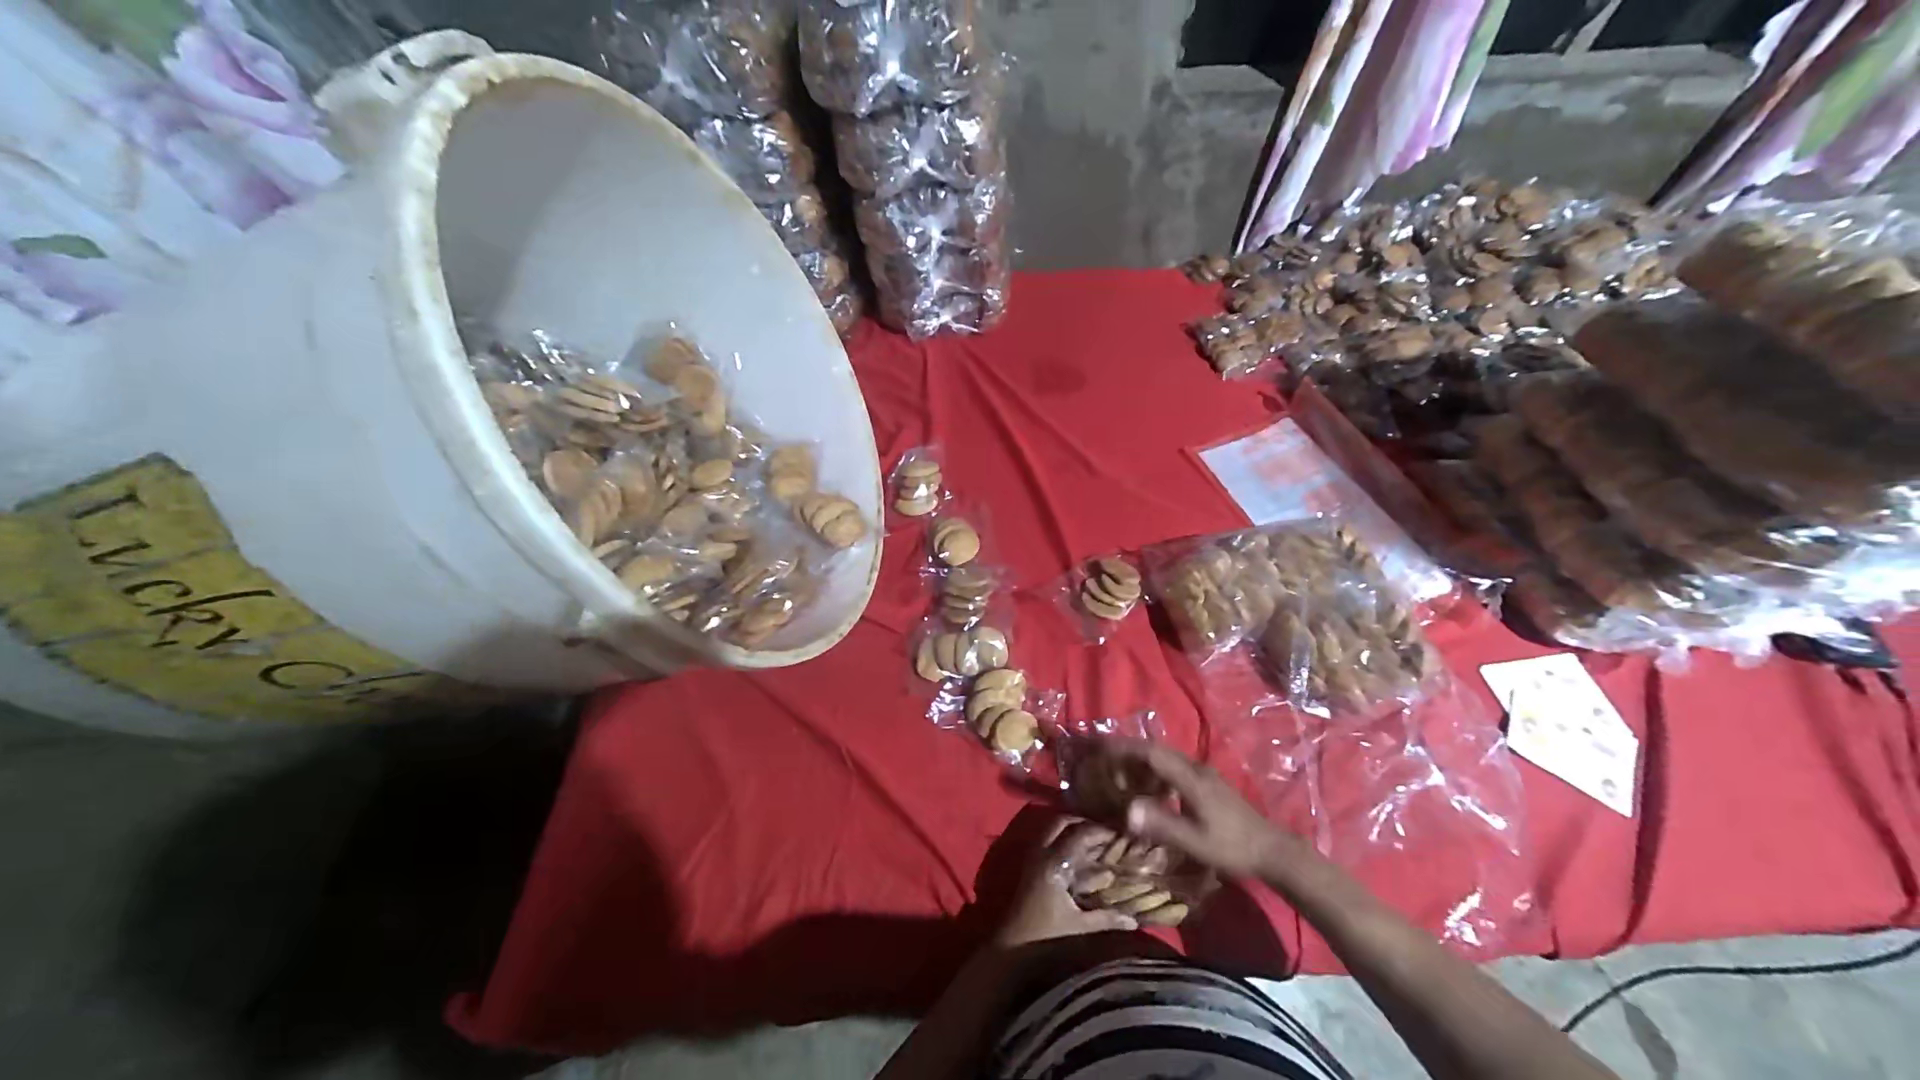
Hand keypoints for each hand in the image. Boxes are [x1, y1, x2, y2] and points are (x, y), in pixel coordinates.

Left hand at [994, 817, 1140, 947]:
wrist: (1011, 944)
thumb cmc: (1045, 934)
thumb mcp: (1078, 925)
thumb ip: (1107, 919)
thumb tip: (1134, 919)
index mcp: (1053, 863)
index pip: (1079, 834)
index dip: (1100, 830)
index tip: (1119, 832)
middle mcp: (1041, 852)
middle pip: (1061, 821)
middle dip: (1083, 821)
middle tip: (1104, 830)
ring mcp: (1032, 856)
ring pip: (1051, 828)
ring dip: (1071, 827)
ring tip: (1094, 838)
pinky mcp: (1029, 863)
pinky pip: (1047, 839)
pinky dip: (1062, 837)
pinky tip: (1078, 852)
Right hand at [1109, 741, 1296, 878]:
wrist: (1272, 851)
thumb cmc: (1232, 847)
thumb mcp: (1194, 841)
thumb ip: (1161, 824)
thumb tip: (1126, 809)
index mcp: (1191, 778)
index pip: (1151, 753)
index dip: (1124, 748)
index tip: (1100, 748)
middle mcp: (1196, 768)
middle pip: (1156, 750)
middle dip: (1127, 751)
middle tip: (1103, 758)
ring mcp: (1203, 774)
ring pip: (1165, 757)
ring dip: (1141, 760)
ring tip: (1120, 773)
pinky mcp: (1207, 782)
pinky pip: (1173, 766)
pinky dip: (1154, 770)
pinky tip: (1149, 788)